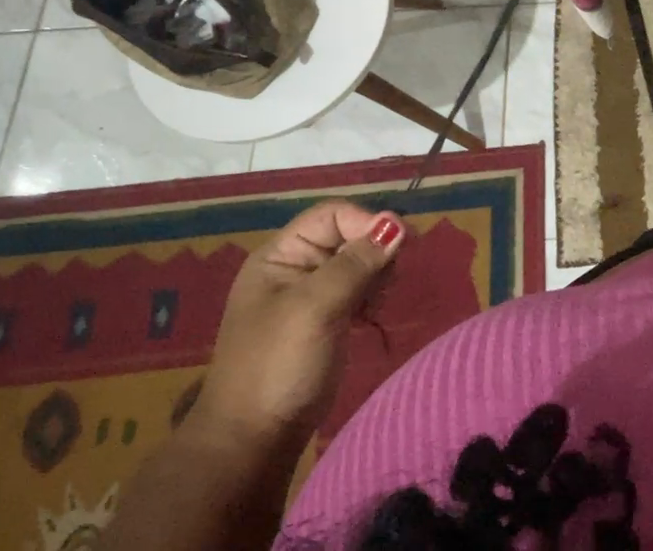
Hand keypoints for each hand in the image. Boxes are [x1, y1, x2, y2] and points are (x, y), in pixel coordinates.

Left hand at [194, 202, 404, 445]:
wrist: (255, 438)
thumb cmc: (277, 365)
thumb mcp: (315, 308)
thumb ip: (355, 263)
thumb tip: (397, 223)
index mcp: (279, 256)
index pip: (333, 215)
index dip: (366, 224)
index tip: (395, 250)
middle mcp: (296, 267)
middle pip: (351, 234)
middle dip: (375, 251)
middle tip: (382, 285)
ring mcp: (312, 294)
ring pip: (361, 260)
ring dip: (378, 275)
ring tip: (374, 304)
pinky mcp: (329, 317)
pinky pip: (362, 287)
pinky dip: (374, 293)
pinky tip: (372, 314)